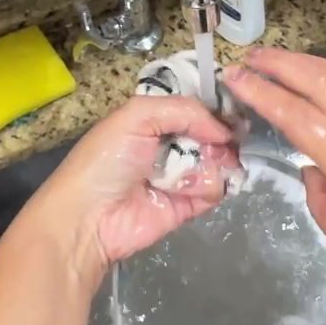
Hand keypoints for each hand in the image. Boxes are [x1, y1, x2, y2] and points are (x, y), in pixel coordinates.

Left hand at [31, 94, 238, 272]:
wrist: (90, 217)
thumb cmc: (108, 159)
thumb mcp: (137, 116)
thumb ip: (184, 111)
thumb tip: (224, 129)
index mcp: (155, 119)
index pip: (196, 107)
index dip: (216, 109)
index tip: (236, 110)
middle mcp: (171, 144)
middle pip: (213, 134)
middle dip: (222, 136)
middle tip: (226, 140)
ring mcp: (181, 174)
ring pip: (219, 161)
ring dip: (215, 161)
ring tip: (196, 167)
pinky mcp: (189, 205)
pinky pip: (215, 189)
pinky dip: (210, 186)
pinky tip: (191, 187)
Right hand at [223, 49, 325, 283]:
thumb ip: (322, 207)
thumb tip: (313, 173)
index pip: (294, 116)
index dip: (261, 94)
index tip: (235, 78)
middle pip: (314, 82)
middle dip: (277, 65)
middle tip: (247, 57)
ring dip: (303, 61)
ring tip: (275, 57)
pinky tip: (319, 69)